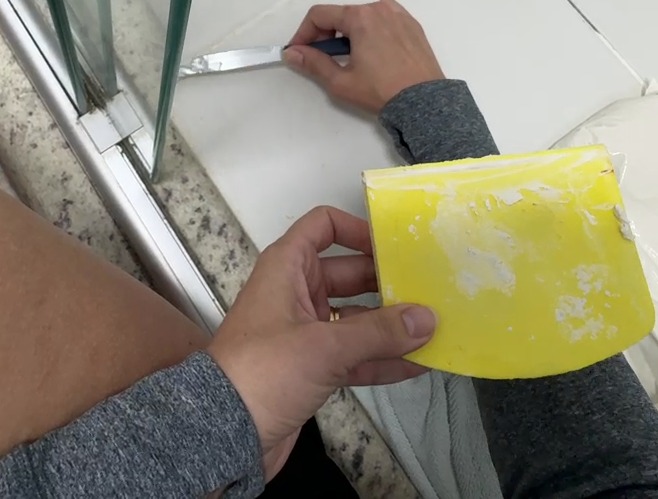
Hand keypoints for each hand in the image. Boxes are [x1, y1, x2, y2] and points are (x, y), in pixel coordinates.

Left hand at [208, 206, 435, 477]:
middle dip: (386, 284)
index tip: (393, 246)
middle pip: (348, 274)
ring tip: (432, 328)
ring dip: (389, 325)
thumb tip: (425, 318)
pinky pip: (353, 353)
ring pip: (355, 318)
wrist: (225, 432)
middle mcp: (295, 290)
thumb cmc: (261, 371)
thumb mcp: (323, 347)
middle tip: (428, 291)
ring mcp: (304, 329)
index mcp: (287, 266)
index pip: (323, 226)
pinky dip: (380, 357)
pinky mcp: (311, 366)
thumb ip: (378, 333)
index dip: (357, 229)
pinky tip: (416, 363)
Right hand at [283, 0, 445, 113]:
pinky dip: (370, 31)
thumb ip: (313, 63)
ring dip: (348, 33)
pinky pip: (382, 20)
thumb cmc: (381, 91)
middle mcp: (379, 7)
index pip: (319, 15)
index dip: (303, 33)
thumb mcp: (341, 81)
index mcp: (360, 17)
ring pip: (362, 17)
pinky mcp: (412, 24)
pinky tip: (372, 54)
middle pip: (341, 14)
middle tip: (322, 59)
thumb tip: (291, 52)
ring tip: (349, 59)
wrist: (425, 102)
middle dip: (325, 35)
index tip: (298, 51)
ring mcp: (398, 14)